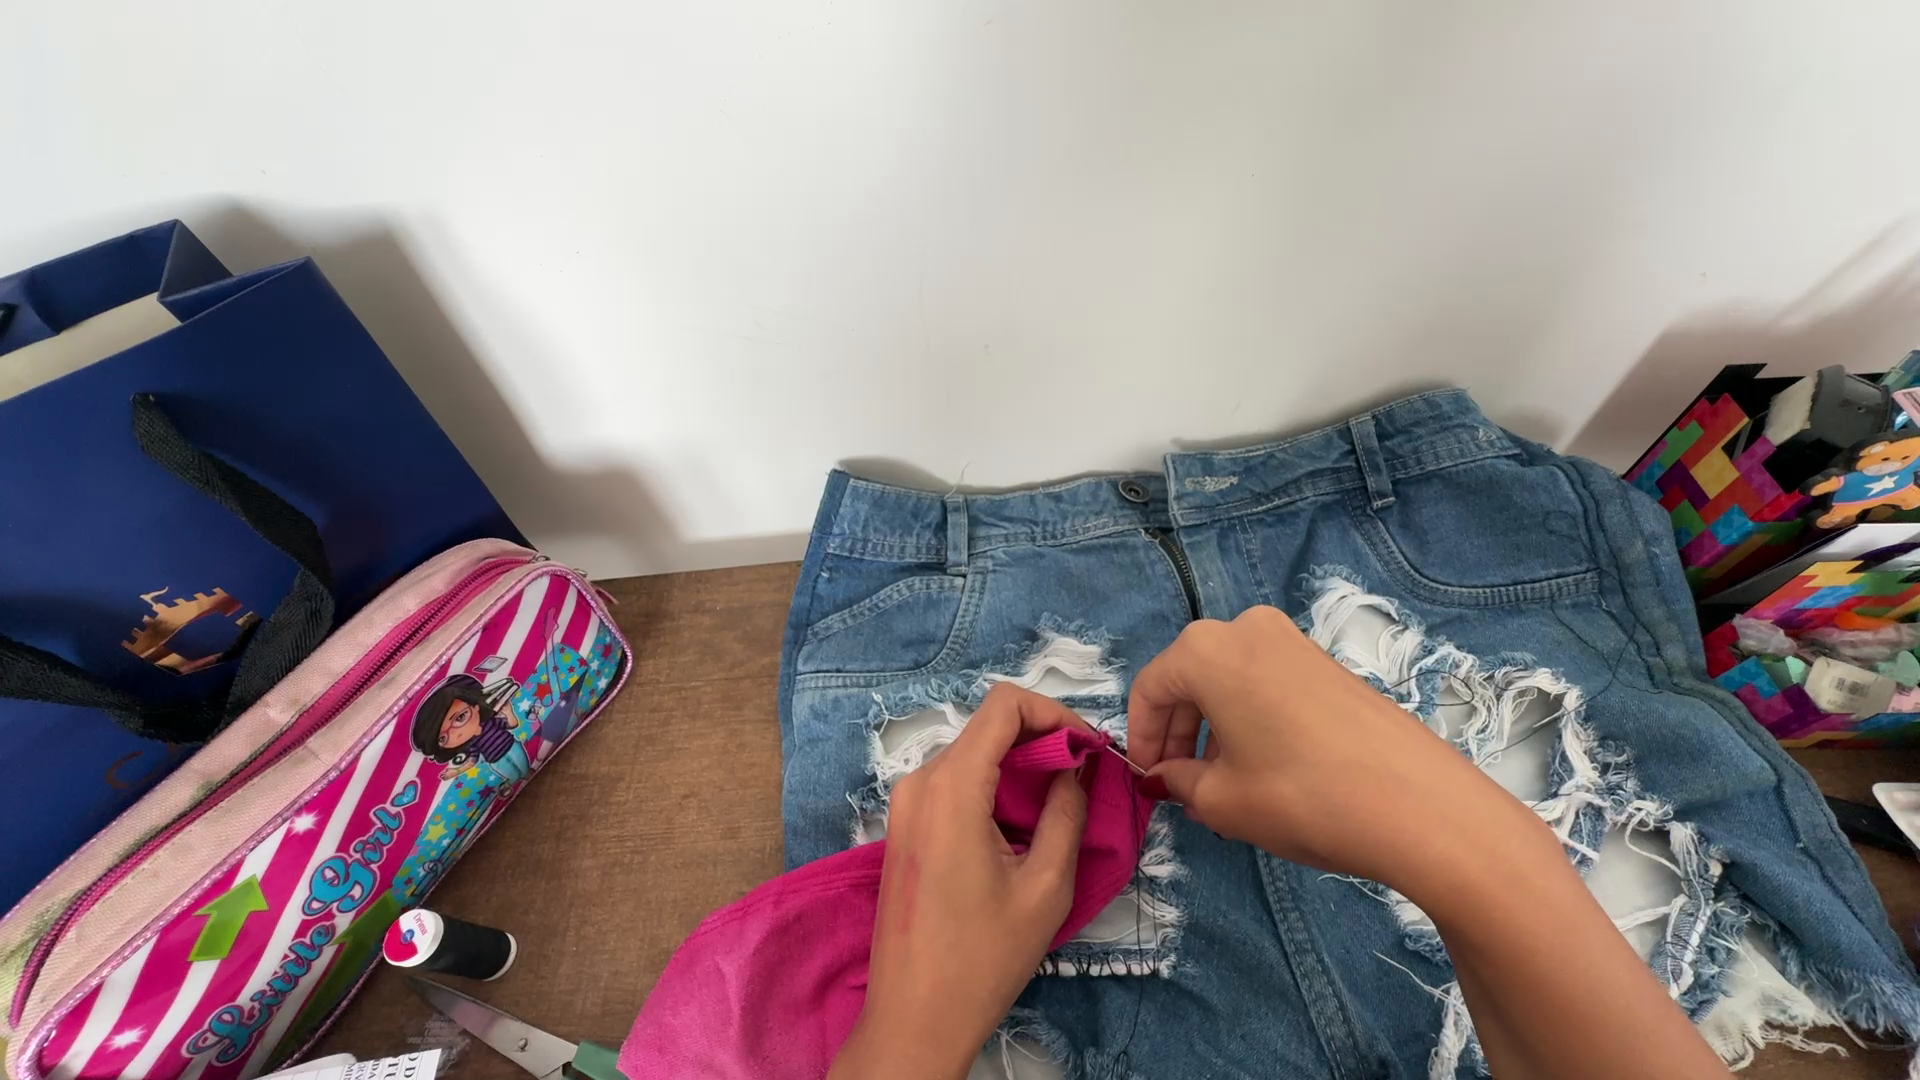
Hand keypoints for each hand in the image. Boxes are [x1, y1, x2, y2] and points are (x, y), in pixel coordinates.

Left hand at [829, 685, 1090, 1079]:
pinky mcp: (905, 822)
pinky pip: (954, 779)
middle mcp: (920, 780)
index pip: (1004, 704)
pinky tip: (1021, 818)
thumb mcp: (1045, 887)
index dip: (1053, 712)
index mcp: (951, 786)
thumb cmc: (982, 958)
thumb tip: (1078, 767)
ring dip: (1019, 763)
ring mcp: (906, 800)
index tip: (1088, 746)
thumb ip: (1067, 814)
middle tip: (1085, 774)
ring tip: (1060, 799)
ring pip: (973, 752)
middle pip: (988, 726)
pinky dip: (993, 782)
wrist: (913, 1019)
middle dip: (1042, 738)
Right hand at [1127, 606, 1544, 898]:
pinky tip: (1262, 763)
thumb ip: (1177, 782)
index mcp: (1205, 650)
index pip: (1149, 689)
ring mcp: (1290, 639)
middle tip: (1179, 783)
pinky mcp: (1325, 660)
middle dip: (1176, 732)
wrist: (1424, 808)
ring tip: (1221, 781)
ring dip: (1211, 726)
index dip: (1140, 739)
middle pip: (1187, 679)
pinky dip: (1247, 716)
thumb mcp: (1221, 801)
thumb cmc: (1302, 796)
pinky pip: (1263, 681)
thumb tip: (1166, 777)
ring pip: (1226, 680)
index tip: (1147, 780)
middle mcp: (1243, 628)